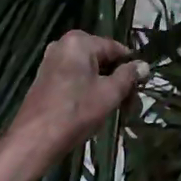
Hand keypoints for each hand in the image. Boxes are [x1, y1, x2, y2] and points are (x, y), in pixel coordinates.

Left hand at [7, 31, 148, 163]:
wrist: (36, 138)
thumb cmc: (76, 112)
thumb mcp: (109, 93)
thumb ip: (128, 76)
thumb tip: (144, 65)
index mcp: (78, 42)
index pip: (115, 48)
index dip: (131, 66)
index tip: (142, 86)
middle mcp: (62, 44)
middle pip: (101, 58)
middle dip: (117, 78)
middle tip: (130, 102)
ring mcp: (51, 61)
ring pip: (88, 69)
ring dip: (104, 85)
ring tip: (116, 108)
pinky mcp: (46, 78)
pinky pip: (74, 77)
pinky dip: (87, 88)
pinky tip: (95, 107)